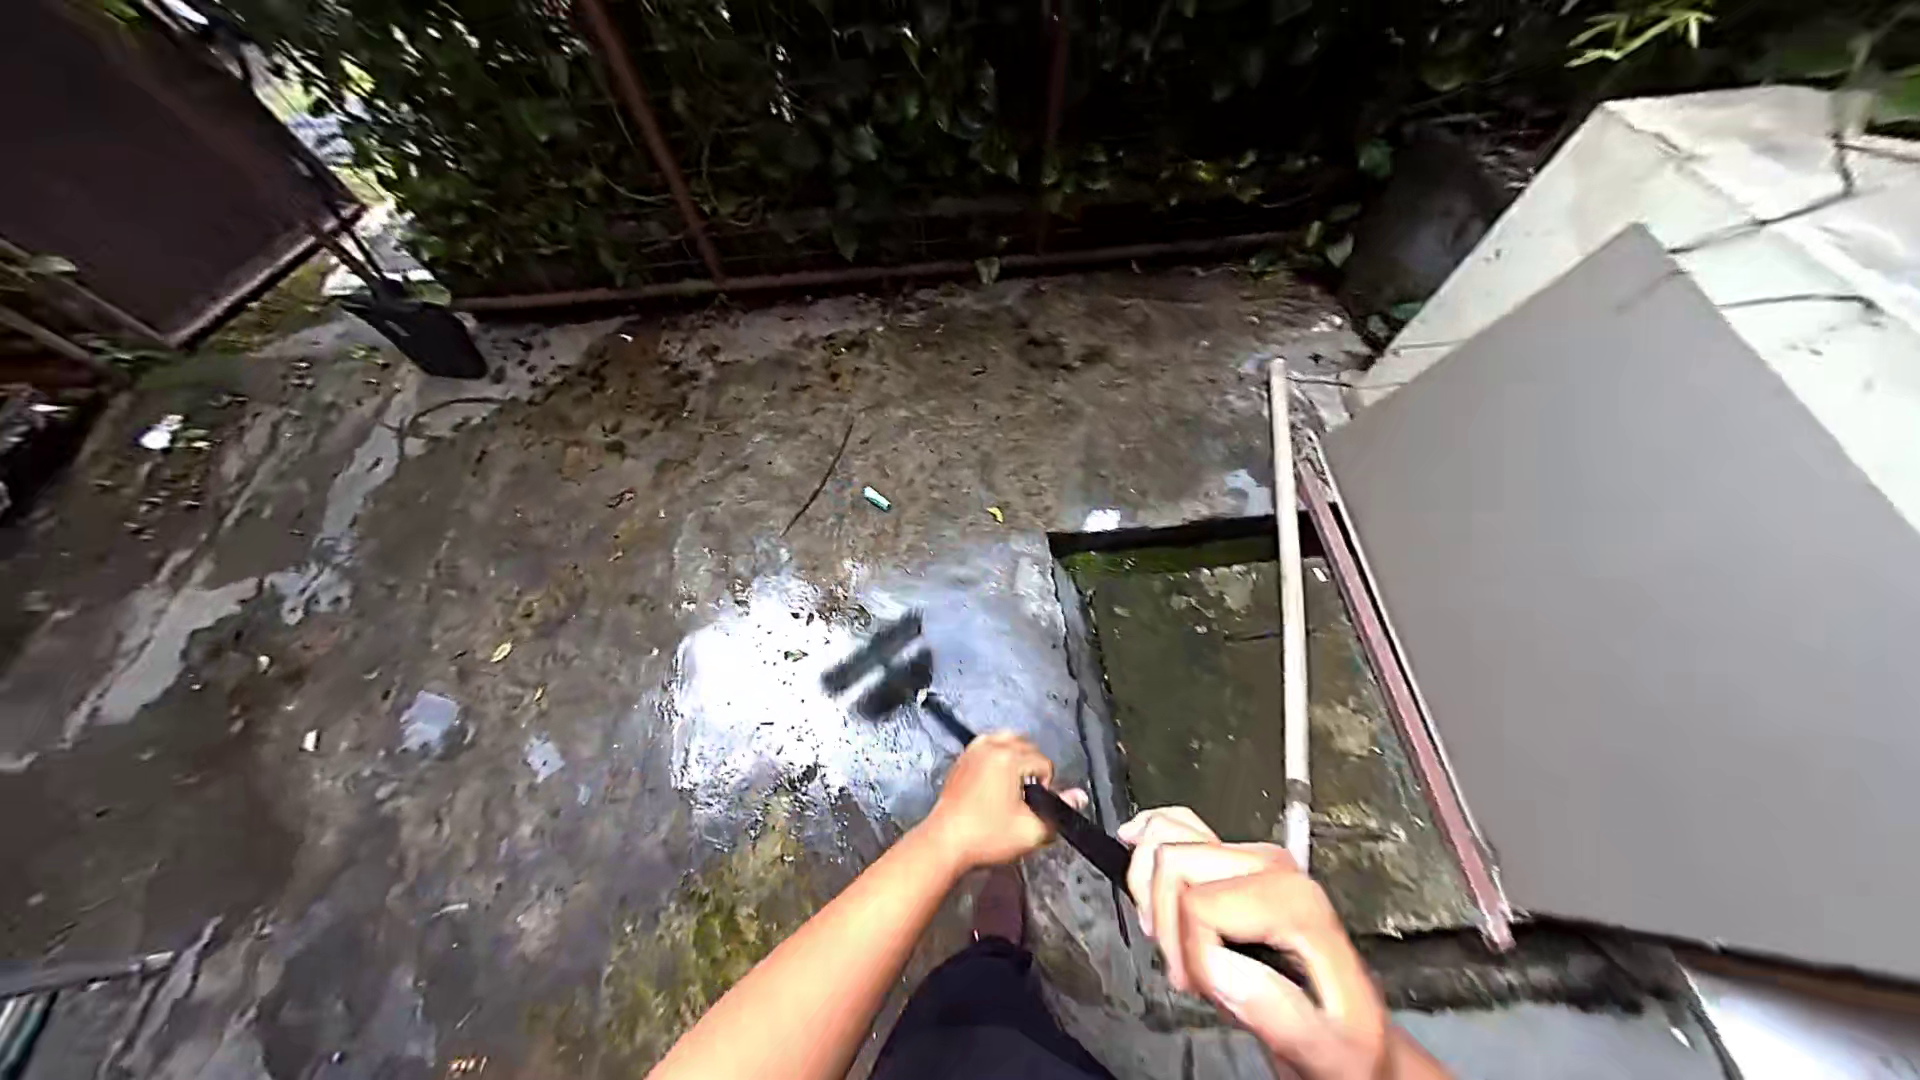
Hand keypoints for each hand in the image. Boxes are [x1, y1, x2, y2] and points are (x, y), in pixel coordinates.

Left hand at [922, 733, 1084, 869]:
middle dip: (1033, 766)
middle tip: (1026, 795)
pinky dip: (997, 755)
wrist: (946, 842)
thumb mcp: (1031, 830)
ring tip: (1014, 784)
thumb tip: (1079, 796)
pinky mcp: (962, 758)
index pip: (1044, 762)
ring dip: (1016, 756)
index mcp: (1009, 758)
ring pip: (1006, 739)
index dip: (1046, 785)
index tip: (1034, 805)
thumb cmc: (986, 836)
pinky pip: (988, 744)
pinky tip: (995, 780)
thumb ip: (1059, 810)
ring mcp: (974, 750)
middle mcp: (991, 746)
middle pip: (1027, 745)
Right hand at [1120, 807, 1390, 1079]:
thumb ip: (1272, 1008)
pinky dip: (1147, 832)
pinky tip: (1134, 843)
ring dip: (1149, 888)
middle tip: (1182, 967)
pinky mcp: (1231, 852)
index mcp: (1292, 901)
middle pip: (1171, 862)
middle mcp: (1270, 864)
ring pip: (1163, 836)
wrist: (1351, 1029)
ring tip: (1171, 935)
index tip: (1199, 985)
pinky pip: (1176, 821)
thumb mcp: (1322, 1048)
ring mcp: (1248, 852)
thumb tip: (1215, 965)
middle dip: (1161, 920)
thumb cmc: (1339, 1041)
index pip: (1195, 903)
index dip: (1184, 950)